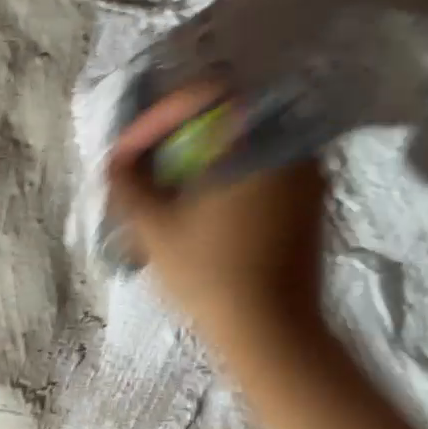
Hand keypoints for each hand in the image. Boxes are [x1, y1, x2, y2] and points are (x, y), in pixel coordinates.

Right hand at [106, 86, 329, 349]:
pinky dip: (226, 177)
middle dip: (178, 138)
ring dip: (201, 160)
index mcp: (256, 143)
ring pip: (243, 147)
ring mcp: (308, 177)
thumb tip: (117, 157)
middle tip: (146, 166)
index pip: (206, 95)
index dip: (161, 114)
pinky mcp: (310, 204)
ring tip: (167, 191)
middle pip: (225, 119)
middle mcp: (292, 148)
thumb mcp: (152, 225)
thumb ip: (127, 180)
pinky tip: (199, 209)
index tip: (133, 147)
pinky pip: (261, 170)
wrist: (272, 332)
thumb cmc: (209, 274)